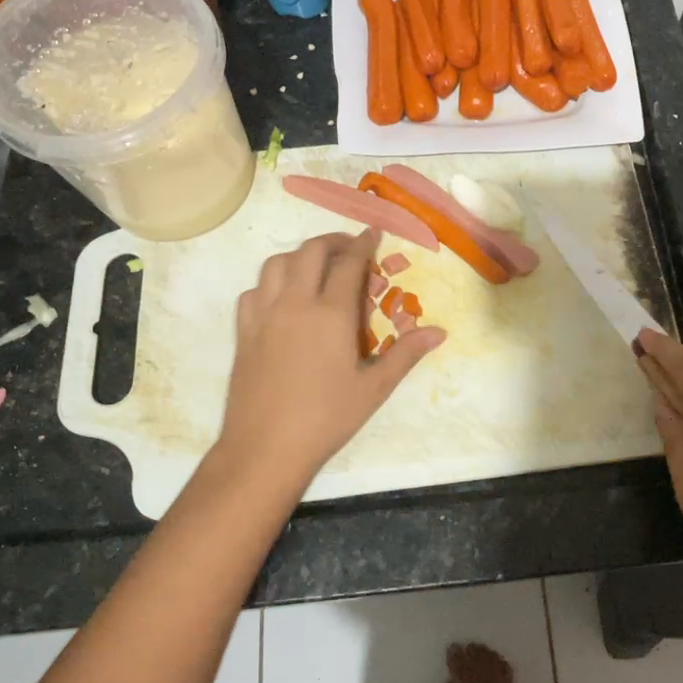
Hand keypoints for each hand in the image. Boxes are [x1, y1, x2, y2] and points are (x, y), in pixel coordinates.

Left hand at [217, 229, 445, 485]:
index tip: (373, 233)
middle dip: (332, 242)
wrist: (265, 448)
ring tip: (316, 268)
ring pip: (276, 264)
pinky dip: (270, 283)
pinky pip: (253, 291)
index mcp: (330, 313)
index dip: (363, 244)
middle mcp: (294, 303)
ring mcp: (263, 315)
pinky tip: (282, 299)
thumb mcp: (374, 389)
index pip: (349, 263)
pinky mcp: (243, 332)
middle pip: (310, 252)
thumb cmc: (326, 419)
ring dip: (299, 256)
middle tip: (349, 250)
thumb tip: (439, 332)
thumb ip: (406, 354)